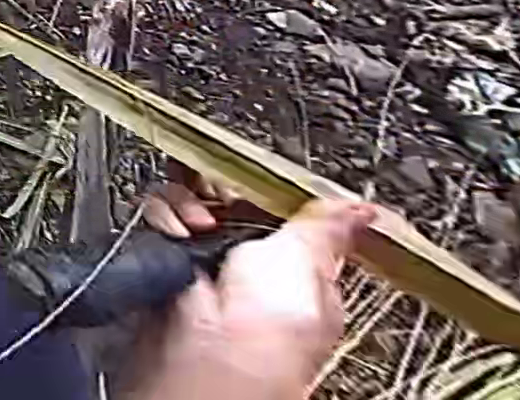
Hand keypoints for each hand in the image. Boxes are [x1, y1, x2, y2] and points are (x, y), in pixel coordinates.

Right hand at [132, 174, 381, 399]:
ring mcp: (199, 248)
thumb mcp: (306, 269)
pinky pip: (156, 209)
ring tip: (197, 224)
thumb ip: (322, 232)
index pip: (271, 204)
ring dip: (186, 201)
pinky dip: (162, 213)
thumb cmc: (269, 324)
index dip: (259, 185)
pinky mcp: (163, 247)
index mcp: (290, 260)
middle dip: (215, 186)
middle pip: (222, 193)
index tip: (251, 175)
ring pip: (185, 195)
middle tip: (217, 194)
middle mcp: (242, 250)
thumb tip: (364, 208)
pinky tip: (175, 231)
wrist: (205, 344)